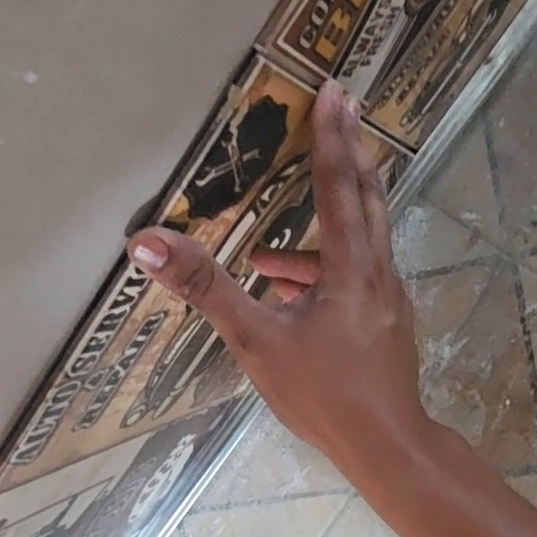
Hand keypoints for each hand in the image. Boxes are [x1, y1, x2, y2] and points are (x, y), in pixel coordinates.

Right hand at [124, 80, 430, 471]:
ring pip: (364, 243)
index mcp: (352, 269)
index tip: (338, 92)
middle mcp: (379, 274)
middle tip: (347, 111)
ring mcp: (389, 300)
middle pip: (367, 201)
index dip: (333, 137)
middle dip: (352, 155)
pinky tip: (291, 299)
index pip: (339, 187)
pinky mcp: (388, 323)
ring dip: (326, 229)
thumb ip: (207, 289)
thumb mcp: (258, 342)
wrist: (388, 444)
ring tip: (267, 258)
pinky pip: (359, 278)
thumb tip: (147, 242)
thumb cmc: (324, 395)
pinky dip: (326, 273)